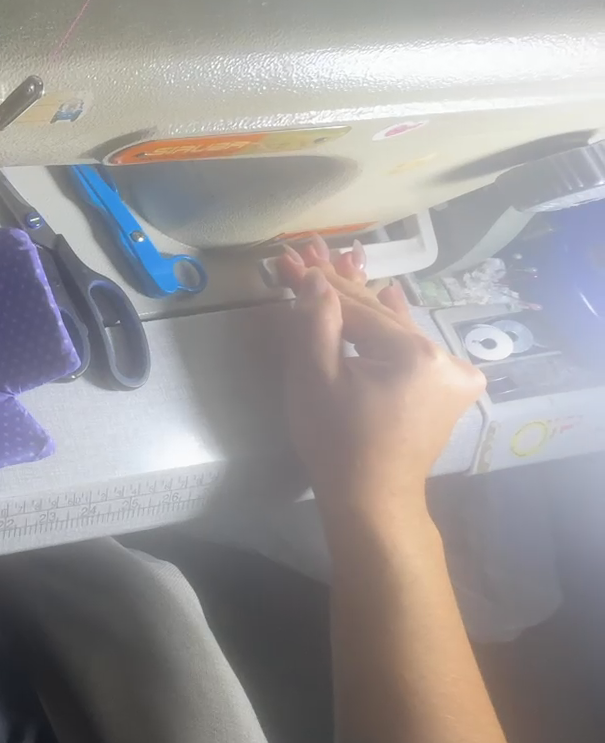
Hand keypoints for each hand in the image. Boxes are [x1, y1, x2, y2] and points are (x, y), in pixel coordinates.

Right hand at [276, 239, 484, 519]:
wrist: (370, 490)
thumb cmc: (332, 433)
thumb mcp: (313, 375)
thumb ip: (315, 323)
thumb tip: (316, 281)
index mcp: (414, 353)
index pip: (355, 308)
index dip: (317, 283)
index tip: (289, 257)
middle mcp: (446, 357)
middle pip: (378, 313)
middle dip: (338, 286)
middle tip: (306, 252)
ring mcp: (453, 373)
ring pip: (395, 326)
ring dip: (362, 299)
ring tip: (338, 260)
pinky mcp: (447, 386)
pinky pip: (412, 343)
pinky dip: (391, 321)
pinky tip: (388, 292)